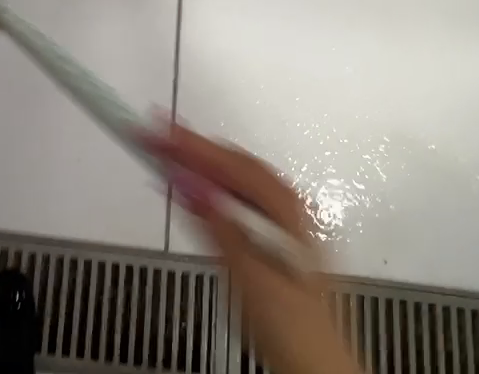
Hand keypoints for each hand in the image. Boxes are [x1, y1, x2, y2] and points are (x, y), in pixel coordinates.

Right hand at [148, 121, 358, 373]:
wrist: (319, 369)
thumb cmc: (297, 333)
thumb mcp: (250, 278)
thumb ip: (220, 227)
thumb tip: (193, 183)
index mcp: (290, 215)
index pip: (234, 166)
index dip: (194, 145)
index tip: (160, 130)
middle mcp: (295, 213)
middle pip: (240, 166)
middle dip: (197, 147)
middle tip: (159, 133)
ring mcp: (290, 226)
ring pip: (243, 178)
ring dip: (206, 161)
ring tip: (173, 148)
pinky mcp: (280, 242)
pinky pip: (245, 195)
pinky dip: (217, 183)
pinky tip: (201, 185)